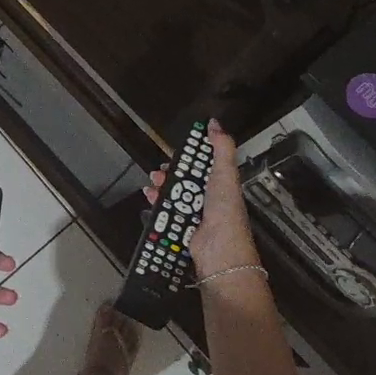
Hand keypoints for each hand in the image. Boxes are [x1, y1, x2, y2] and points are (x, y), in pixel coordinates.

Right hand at [143, 119, 260, 280]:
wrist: (219, 251)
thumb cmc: (225, 212)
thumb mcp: (225, 174)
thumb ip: (222, 148)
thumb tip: (214, 124)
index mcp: (221, 186)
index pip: (203, 166)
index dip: (190, 157)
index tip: (178, 151)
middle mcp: (208, 200)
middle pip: (184, 181)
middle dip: (170, 174)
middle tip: (160, 171)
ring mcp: (194, 215)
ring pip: (173, 196)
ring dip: (161, 188)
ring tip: (153, 184)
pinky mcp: (182, 228)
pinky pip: (165, 212)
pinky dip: (156, 204)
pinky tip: (150, 198)